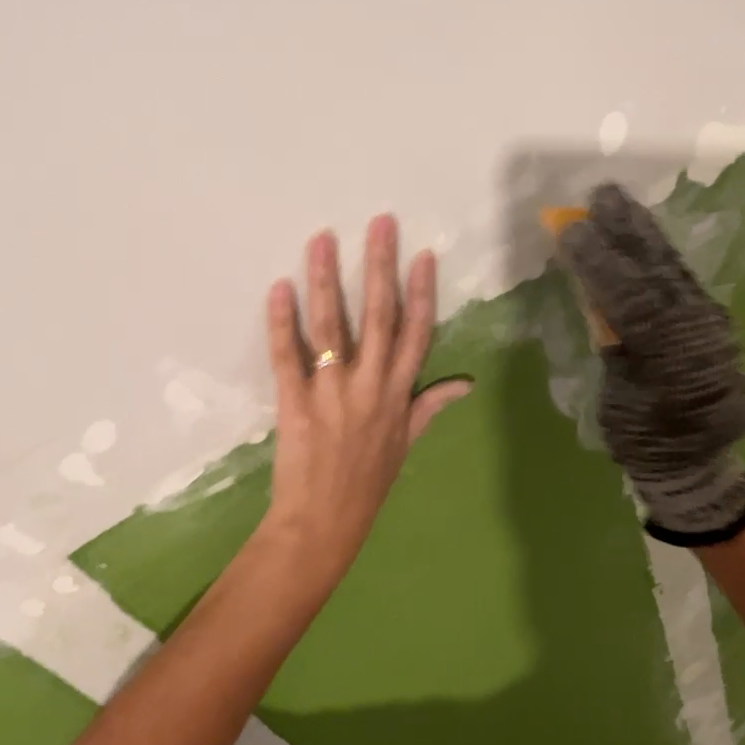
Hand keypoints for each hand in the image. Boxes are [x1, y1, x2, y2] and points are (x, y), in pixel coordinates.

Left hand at [260, 214, 471, 574]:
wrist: (325, 521)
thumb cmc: (367, 485)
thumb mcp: (405, 445)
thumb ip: (429, 407)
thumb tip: (465, 383)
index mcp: (398, 397)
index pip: (417, 335)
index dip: (421, 292)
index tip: (422, 254)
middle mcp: (370, 388)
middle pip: (379, 318)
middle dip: (379, 267)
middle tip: (378, 222)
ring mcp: (332, 394)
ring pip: (332, 328)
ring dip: (328, 280)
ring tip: (322, 239)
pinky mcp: (295, 403)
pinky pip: (287, 356)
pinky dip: (282, 322)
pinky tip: (279, 287)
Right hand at [557, 182, 744, 545]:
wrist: (695, 466)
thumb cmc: (645, 439)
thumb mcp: (619, 397)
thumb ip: (614, 346)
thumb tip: (600, 301)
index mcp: (668, 351)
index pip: (630, 294)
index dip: (597, 261)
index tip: (568, 231)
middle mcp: (697, 328)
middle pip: (657, 271)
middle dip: (626, 232)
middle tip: (600, 195)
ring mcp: (711, 324)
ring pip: (674, 271)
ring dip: (645, 236)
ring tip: (620, 205)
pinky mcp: (714, 325)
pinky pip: (684, 283)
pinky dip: (660, 258)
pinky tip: (644, 240)